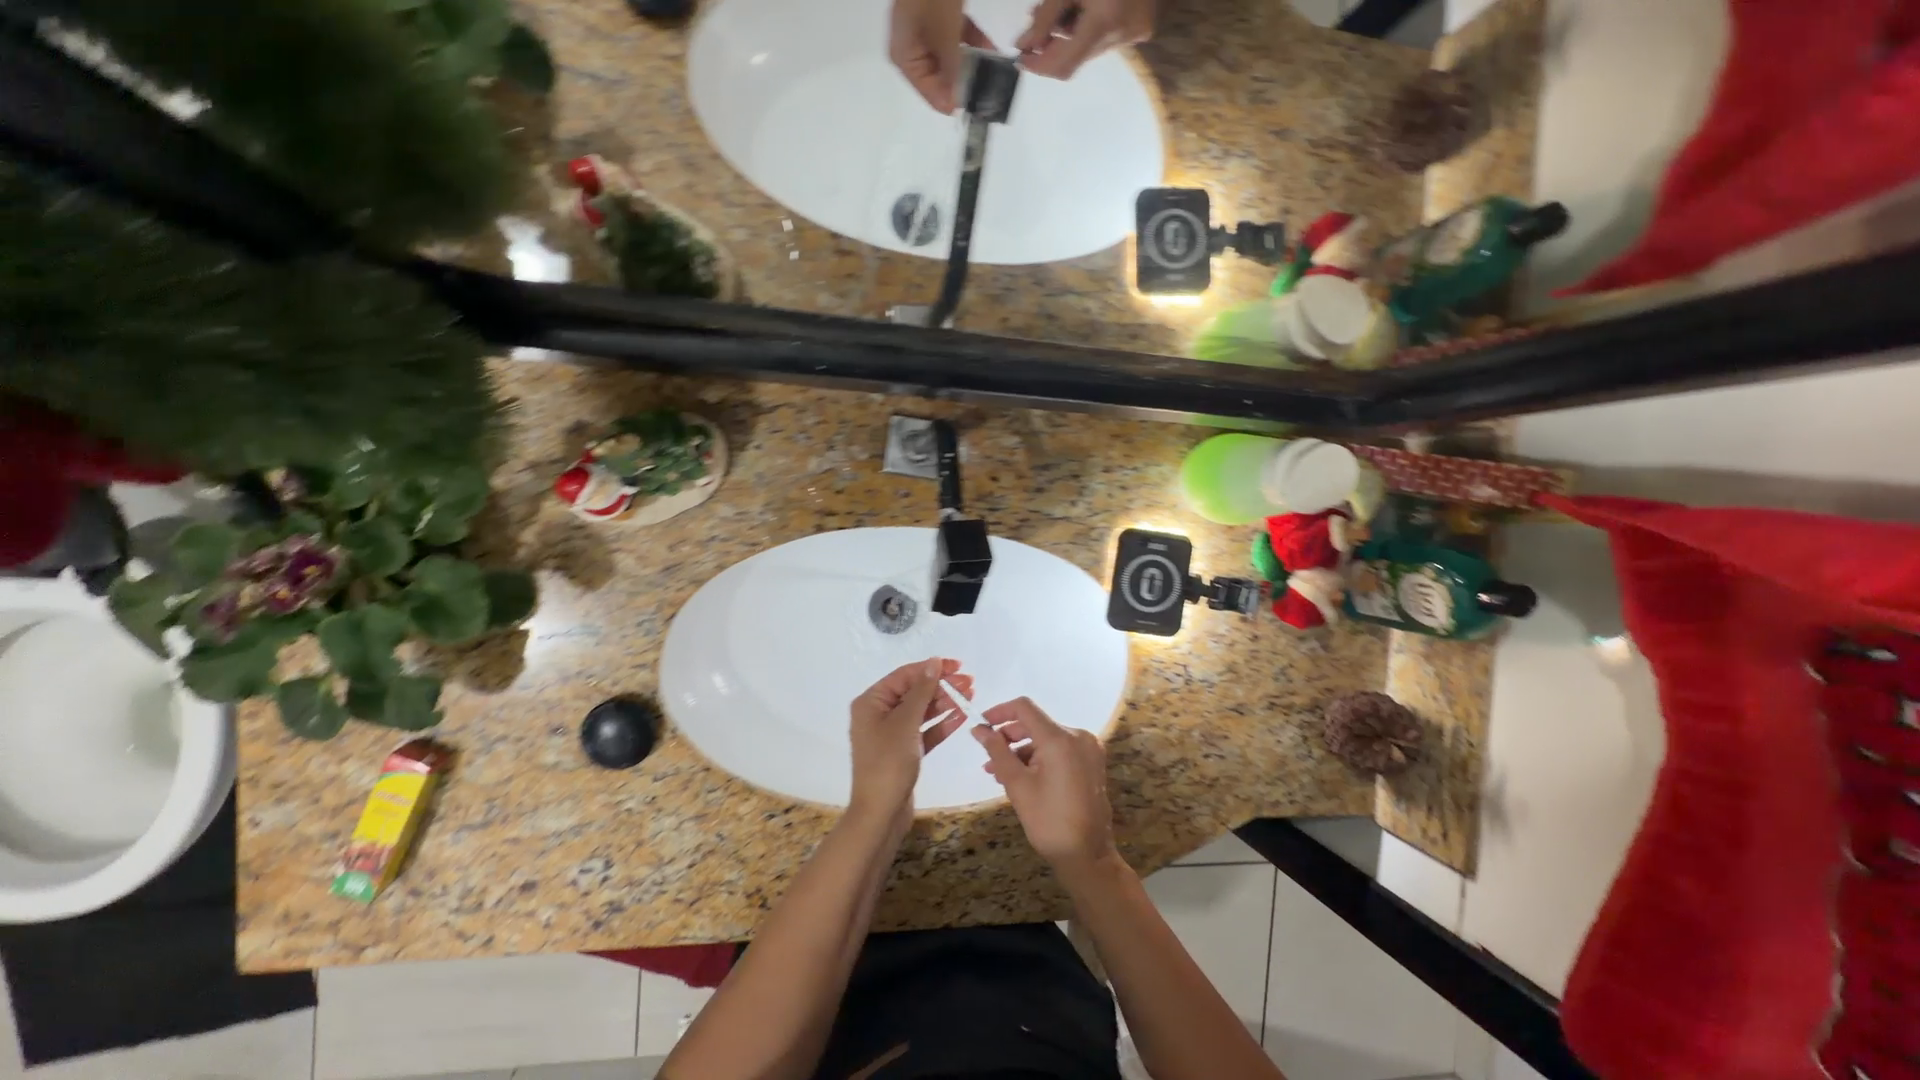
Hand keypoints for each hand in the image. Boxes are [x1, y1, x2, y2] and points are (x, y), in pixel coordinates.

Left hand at [849, 657, 972, 816]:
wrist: (880, 812)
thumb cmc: (888, 763)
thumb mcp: (905, 723)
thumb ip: (921, 691)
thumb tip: (933, 663)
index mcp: (871, 702)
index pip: (904, 676)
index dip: (931, 669)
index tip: (958, 666)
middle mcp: (878, 714)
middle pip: (914, 692)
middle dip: (941, 686)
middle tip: (970, 683)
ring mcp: (891, 734)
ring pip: (921, 711)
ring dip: (944, 703)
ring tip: (971, 696)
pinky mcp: (904, 751)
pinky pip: (924, 731)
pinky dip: (941, 724)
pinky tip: (962, 717)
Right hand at [890, 0, 996, 112]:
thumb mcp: (943, 32)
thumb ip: (950, 68)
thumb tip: (954, 103)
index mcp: (905, 55)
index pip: (930, 93)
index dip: (953, 100)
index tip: (979, 105)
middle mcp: (912, 47)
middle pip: (940, 77)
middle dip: (965, 82)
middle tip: (992, 91)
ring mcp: (926, 30)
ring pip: (951, 58)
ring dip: (973, 64)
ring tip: (996, 75)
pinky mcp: (939, 14)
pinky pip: (957, 37)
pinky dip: (974, 44)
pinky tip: (993, 52)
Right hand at [971, 697, 1117, 873]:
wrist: (1088, 855)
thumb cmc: (1048, 821)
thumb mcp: (1017, 785)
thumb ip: (997, 751)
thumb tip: (979, 729)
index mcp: (1060, 739)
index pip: (1024, 708)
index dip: (1000, 712)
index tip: (981, 726)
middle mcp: (1078, 736)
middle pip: (1036, 724)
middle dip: (1009, 737)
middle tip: (987, 758)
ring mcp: (1088, 750)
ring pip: (1047, 740)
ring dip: (1022, 751)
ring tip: (999, 773)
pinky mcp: (1091, 763)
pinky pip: (1060, 751)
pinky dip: (1040, 759)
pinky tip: (1022, 777)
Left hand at [1016, 0, 1154, 79]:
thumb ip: (1044, 18)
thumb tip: (1024, 45)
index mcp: (1104, 21)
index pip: (1064, 64)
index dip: (1040, 67)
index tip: (1022, 58)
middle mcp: (1122, 35)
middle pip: (1077, 58)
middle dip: (1053, 48)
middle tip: (1035, 30)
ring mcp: (1135, 34)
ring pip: (1091, 49)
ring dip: (1070, 37)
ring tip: (1062, 10)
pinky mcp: (1143, 28)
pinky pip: (1107, 39)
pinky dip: (1089, 30)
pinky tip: (1085, 9)